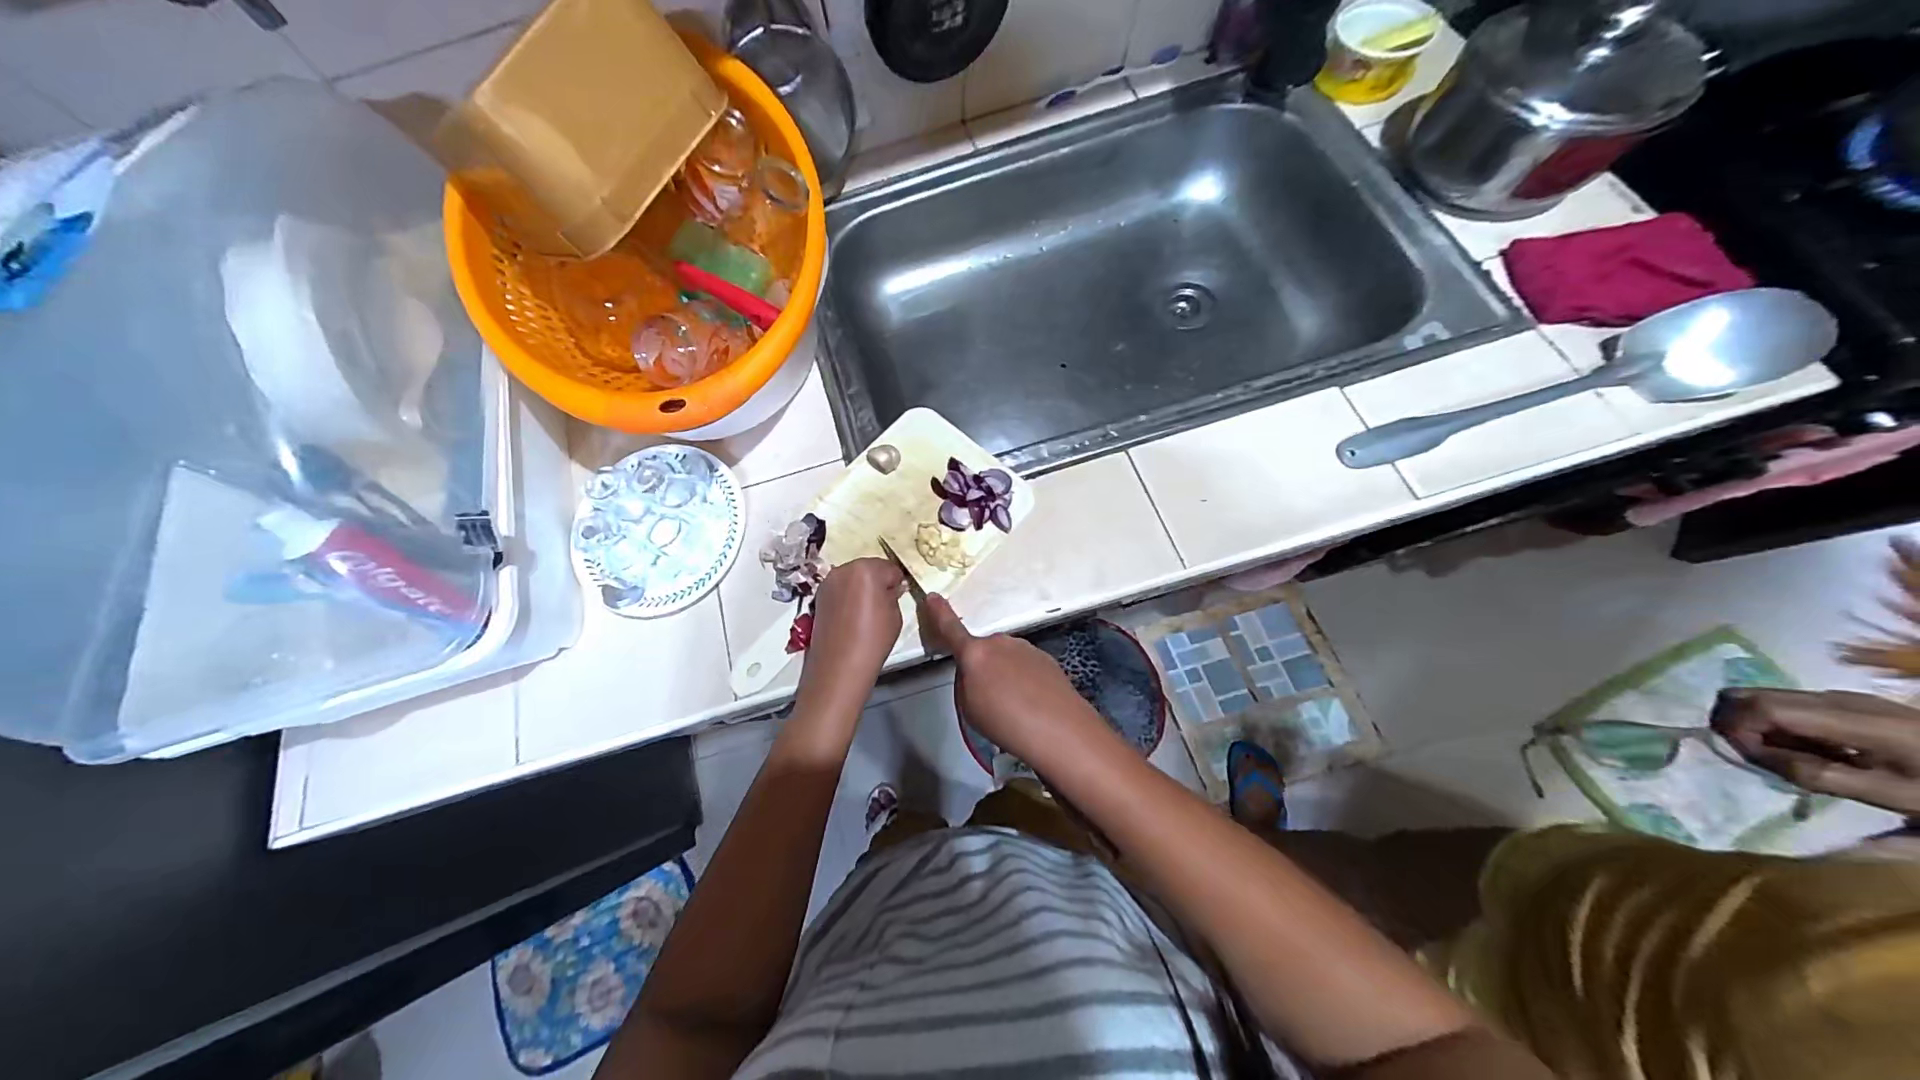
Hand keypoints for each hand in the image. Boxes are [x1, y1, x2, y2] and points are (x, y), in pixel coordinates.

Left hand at [798, 558, 903, 700]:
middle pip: (868, 568)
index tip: (898, 597)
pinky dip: (847, 596)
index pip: (890, 568)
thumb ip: (893, 595)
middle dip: (877, 582)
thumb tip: (890, 590)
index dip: (896, 583)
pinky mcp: (818, 597)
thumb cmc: (873, 639)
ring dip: (861, 588)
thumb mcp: (895, 615)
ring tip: (866, 612)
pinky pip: (840, 589)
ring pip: (852, 578)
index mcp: (866, 569)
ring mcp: (828, 583)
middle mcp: (843, 570)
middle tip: (883, 604)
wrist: (839, 666)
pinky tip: (851, 616)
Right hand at [917, 593, 1108, 761]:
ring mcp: (1025, 648)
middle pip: (983, 650)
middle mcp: (1000, 643)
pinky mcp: (1045, 658)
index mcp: (975, 654)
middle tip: (987, 698)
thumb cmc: (1004, 721)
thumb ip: (966, 682)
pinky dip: (1024, 679)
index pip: (950, 629)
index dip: (939, 613)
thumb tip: (976, 673)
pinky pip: (1025, 665)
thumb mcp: (968, 707)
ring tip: (1013, 706)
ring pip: (1006, 657)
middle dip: (982, 667)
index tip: (932, 597)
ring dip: (1005, 674)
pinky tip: (1032, 703)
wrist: (1058, 728)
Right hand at [1712, 688, 1919, 816]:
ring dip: (1753, 723)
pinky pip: (1787, 703)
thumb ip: (1814, 774)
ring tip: (1776, 753)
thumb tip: (1753, 753)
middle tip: (1747, 754)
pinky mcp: (1845, 701)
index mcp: (1850, 719)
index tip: (1743, 755)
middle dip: (1734, 722)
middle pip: (1753, 694)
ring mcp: (1842, 696)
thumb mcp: (1886, 795)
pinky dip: (1774, 722)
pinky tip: (1800, 747)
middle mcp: (1837, 697)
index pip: (1762, 707)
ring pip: (1764, 696)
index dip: (1737, 727)